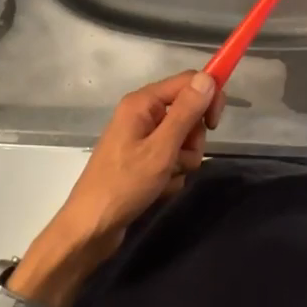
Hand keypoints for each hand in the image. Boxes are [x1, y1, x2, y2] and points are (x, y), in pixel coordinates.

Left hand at [11, 71, 222, 306]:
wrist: (91, 228)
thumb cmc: (124, 185)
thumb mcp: (161, 149)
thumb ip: (186, 112)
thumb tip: (208, 77)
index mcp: (143, 103)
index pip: (188, 82)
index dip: (207, 97)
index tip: (215, 124)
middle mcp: (142, 114)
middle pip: (188, 112)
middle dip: (192, 138)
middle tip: (181, 158)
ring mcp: (142, 138)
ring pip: (183, 138)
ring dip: (183, 160)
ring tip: (166, 178)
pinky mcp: (142, 160)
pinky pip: (172, 158)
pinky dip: (172, 173)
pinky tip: (159, 189)